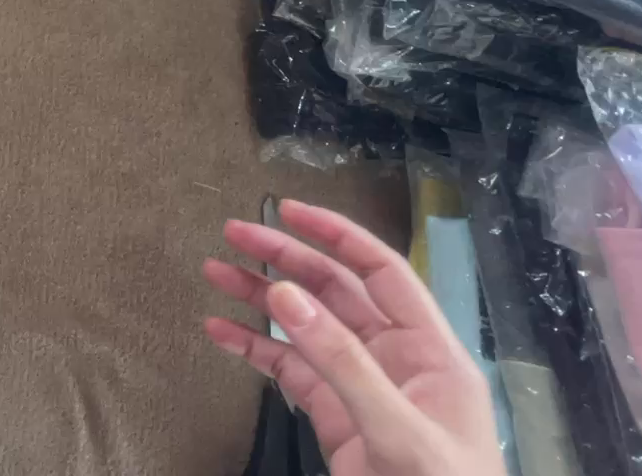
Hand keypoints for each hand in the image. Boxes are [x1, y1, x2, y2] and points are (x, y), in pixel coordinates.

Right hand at [201, 199, 503, 475]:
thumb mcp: (399, 433)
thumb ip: (341, 362)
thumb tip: (282, 292)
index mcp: (429, 353)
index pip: (382, 273)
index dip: (337, 235)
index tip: (287, 209)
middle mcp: (393, 359)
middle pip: (332, 290)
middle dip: (282, 258)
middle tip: (231, 233)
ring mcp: (360, 385)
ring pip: (302, 323)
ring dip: (257, 296)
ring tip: (212, 273)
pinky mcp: (333, 413)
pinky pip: (286, 366)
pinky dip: (251, 346)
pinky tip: (219, 332)